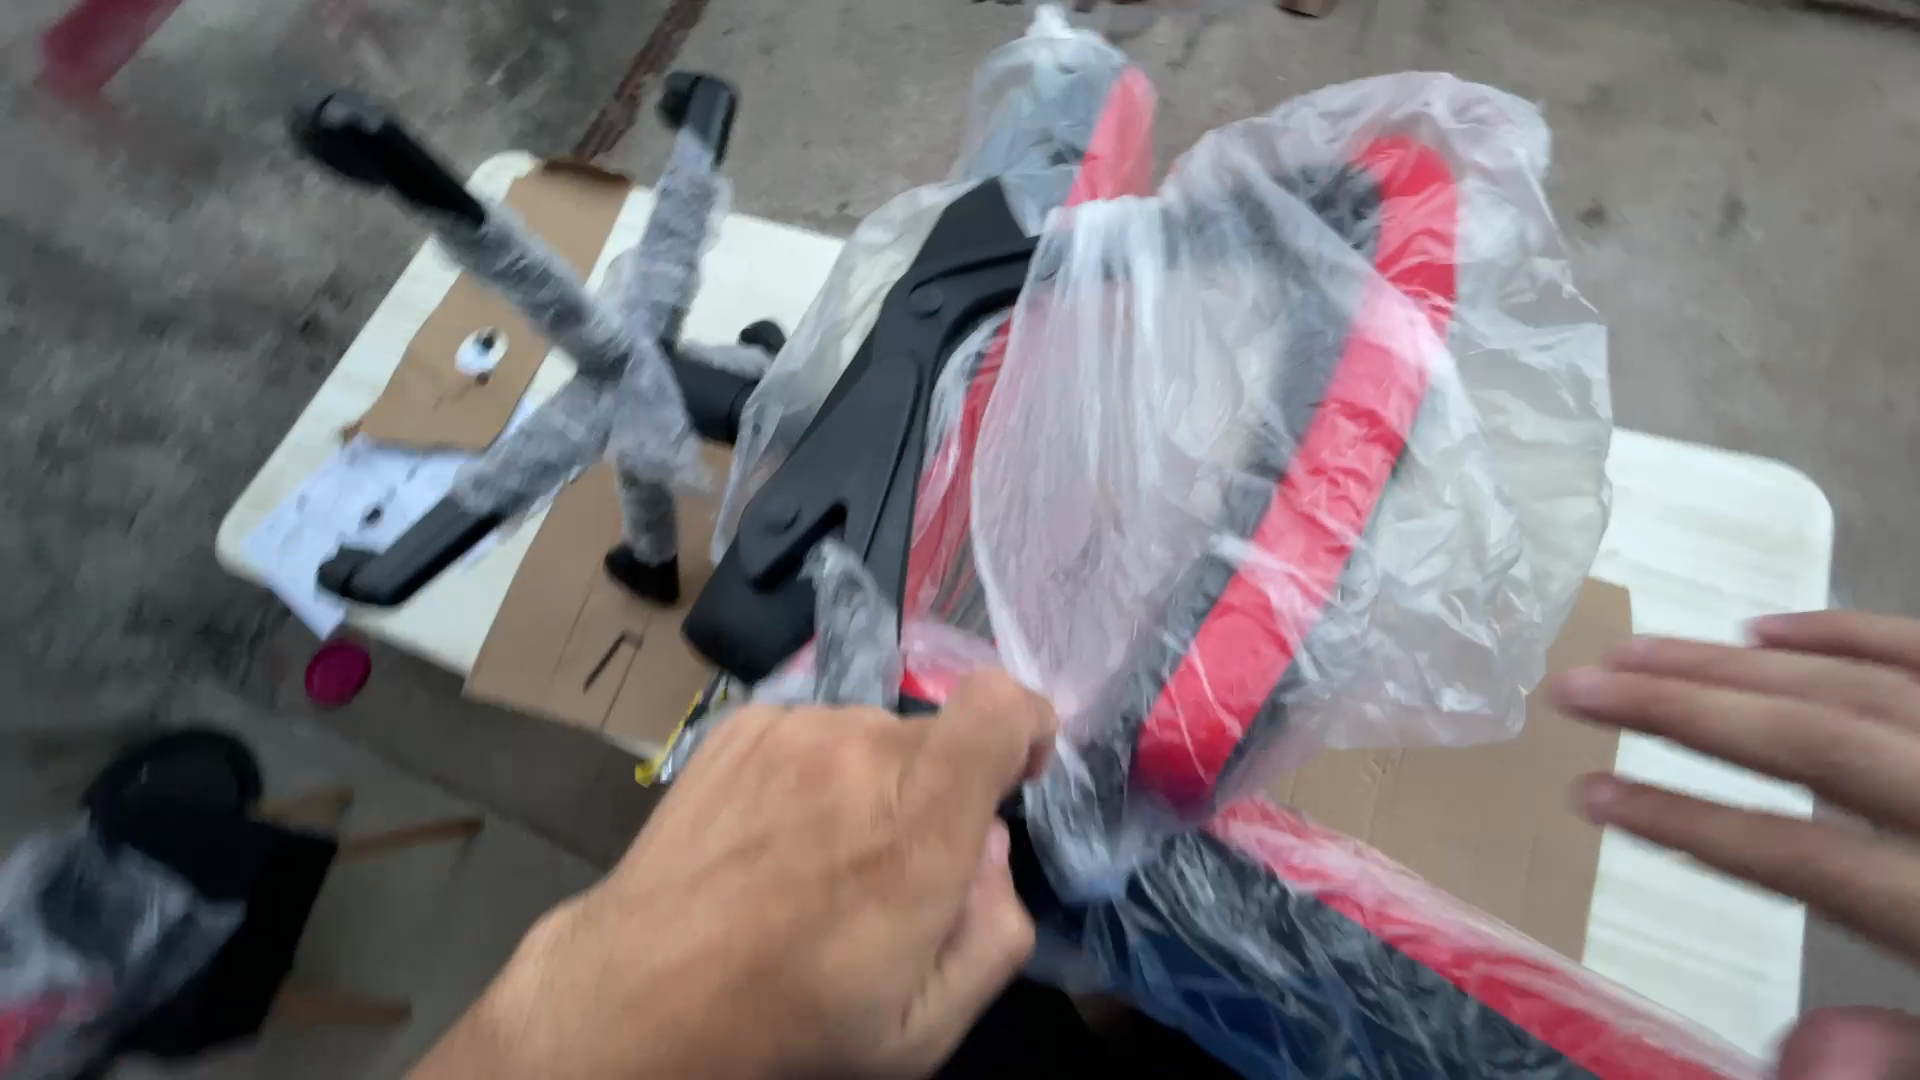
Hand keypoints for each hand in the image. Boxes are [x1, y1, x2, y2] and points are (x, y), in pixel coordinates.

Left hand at [411, 671, 1055, 1079]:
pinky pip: (819, 731)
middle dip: (938, 789)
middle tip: (891, 861)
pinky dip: (820, 769)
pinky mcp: (748, 721)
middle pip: (939, 737)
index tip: (1017, 765)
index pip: (998, 707)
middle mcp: (862, 752)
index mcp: (918, 824)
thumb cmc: (794, 1020)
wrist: (640, 994)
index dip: (1026, 720)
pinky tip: (777, 828)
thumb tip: (990, 843)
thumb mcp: (926, 1026)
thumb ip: (998, 928)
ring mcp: (798, 727)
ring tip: (820, 851)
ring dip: (875, 781)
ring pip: (877, 735)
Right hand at [1551, 611, 1919, 1079]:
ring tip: (1631, 651)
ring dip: (1731, 666)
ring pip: (1868, 692)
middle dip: (1681, 711)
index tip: (1584, 793)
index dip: (1686, 823)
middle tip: (1574, 685)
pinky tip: (1765, 625)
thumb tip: (1799, 1047)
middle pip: (1824, 745)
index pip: (1809, 860)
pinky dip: (1853, 635)